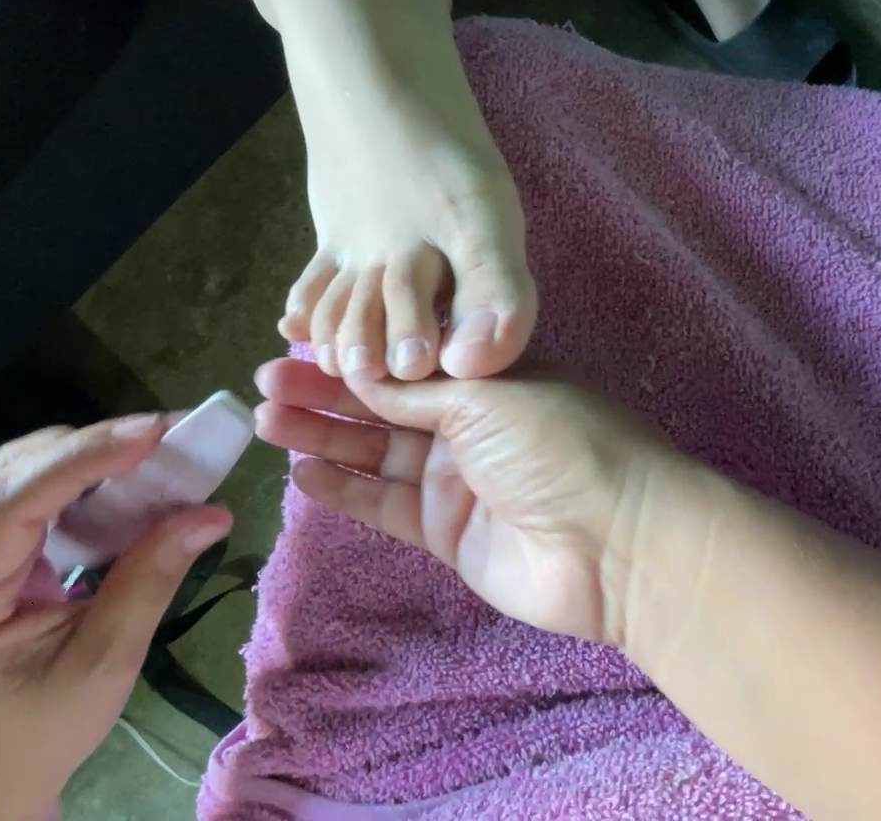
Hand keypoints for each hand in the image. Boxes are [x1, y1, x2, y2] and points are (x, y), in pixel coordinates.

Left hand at [0, 415, 231, 819]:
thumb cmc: (33, 737)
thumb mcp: (101, 666)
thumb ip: (149, 581)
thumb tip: (211, 513)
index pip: (10, 503)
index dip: (84, 458)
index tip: (155, 431)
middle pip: (12, 476)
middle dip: (94, 447)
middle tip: (172, 435)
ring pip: (18, 477)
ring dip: (89, 458)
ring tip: (157, 452)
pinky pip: (25, 499)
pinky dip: (80, 482)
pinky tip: (123, 484)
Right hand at [253, 358, 692, 642]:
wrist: (614, 543)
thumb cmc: (558, 444)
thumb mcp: (484, 397)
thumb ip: (415, 389)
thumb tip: (361, 371)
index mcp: (487, 375)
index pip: (408, 355)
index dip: (358, 348)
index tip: (303, 338)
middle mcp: (469, 422)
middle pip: (383, 402)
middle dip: (327, 390)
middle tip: (265, 379)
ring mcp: (456, 477)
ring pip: (375, 451)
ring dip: (322, 435)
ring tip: (265, 418)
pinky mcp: (447, 530)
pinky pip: (384, 504)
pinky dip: (344, 488)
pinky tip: (301, 471)